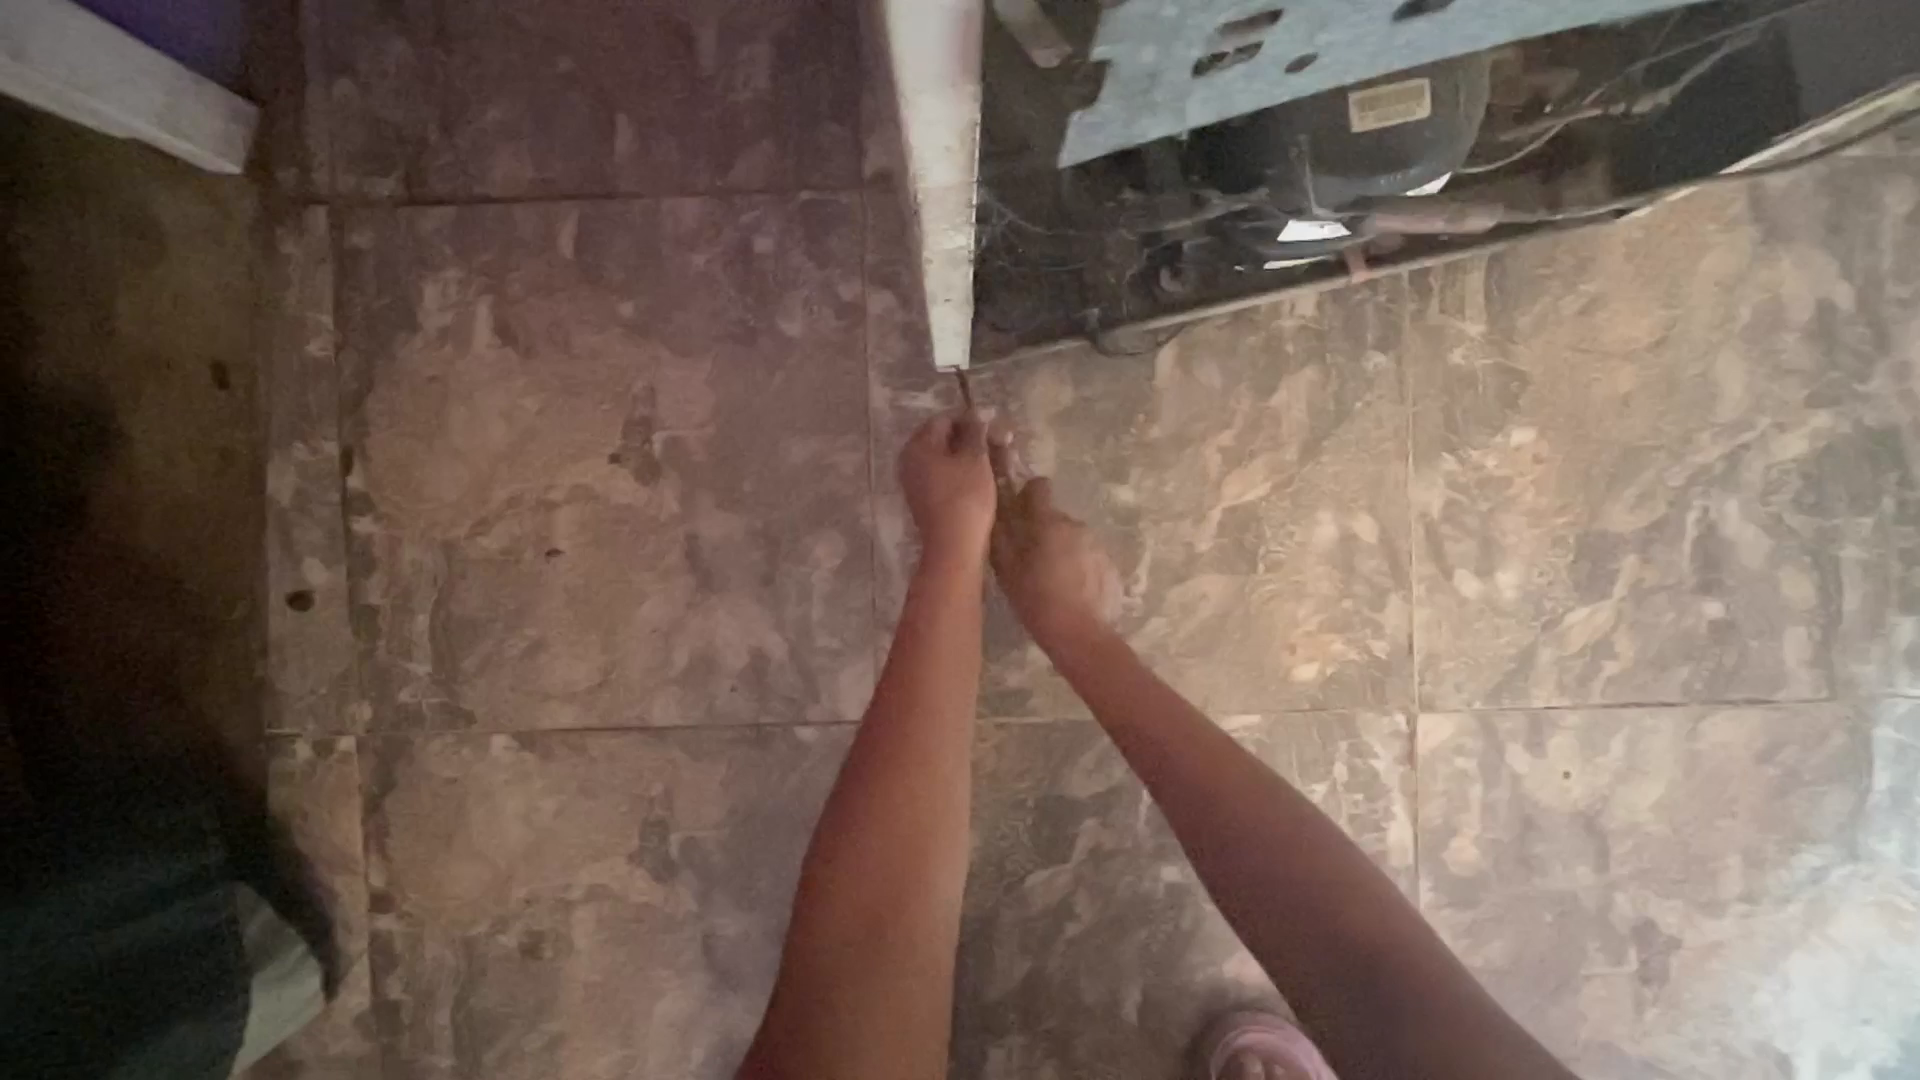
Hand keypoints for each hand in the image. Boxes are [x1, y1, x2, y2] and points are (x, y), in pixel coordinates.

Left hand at [900, 411, 996, 564]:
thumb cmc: (965, 497)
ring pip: (943, 460)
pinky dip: (960, 475)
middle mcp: (909, 460)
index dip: (970, 420)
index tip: (993, 428)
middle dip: (970, 439)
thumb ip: (976, 431)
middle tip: (997, 445)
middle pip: (942, 439)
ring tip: (993, 463)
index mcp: (917, 445)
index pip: (944, 419)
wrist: (953, 546)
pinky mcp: (923, 501)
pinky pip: (942, 478)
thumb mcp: (975, 458)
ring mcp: (914, 483)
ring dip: (967, 458)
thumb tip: (977, 411)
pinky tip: (981, 481)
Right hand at [991, 476, 1121, 650]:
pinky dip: (1079, 568)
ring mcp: (1097, 545)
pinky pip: (1089, 557)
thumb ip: (1001, 536)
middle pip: (1054, 518)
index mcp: (1048, 523)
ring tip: (1053, 581)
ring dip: (1062, 550)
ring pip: (1073, 538)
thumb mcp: (1006, 570)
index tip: (1020, 514)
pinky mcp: (1110, 565)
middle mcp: (1075, 525)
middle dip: (1043, 532)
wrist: (1080, 634)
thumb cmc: (1036, 600)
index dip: (1028, 496)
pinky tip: (1072, 592)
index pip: (1039, 487)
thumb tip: (999, 515)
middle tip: (1031, 561)